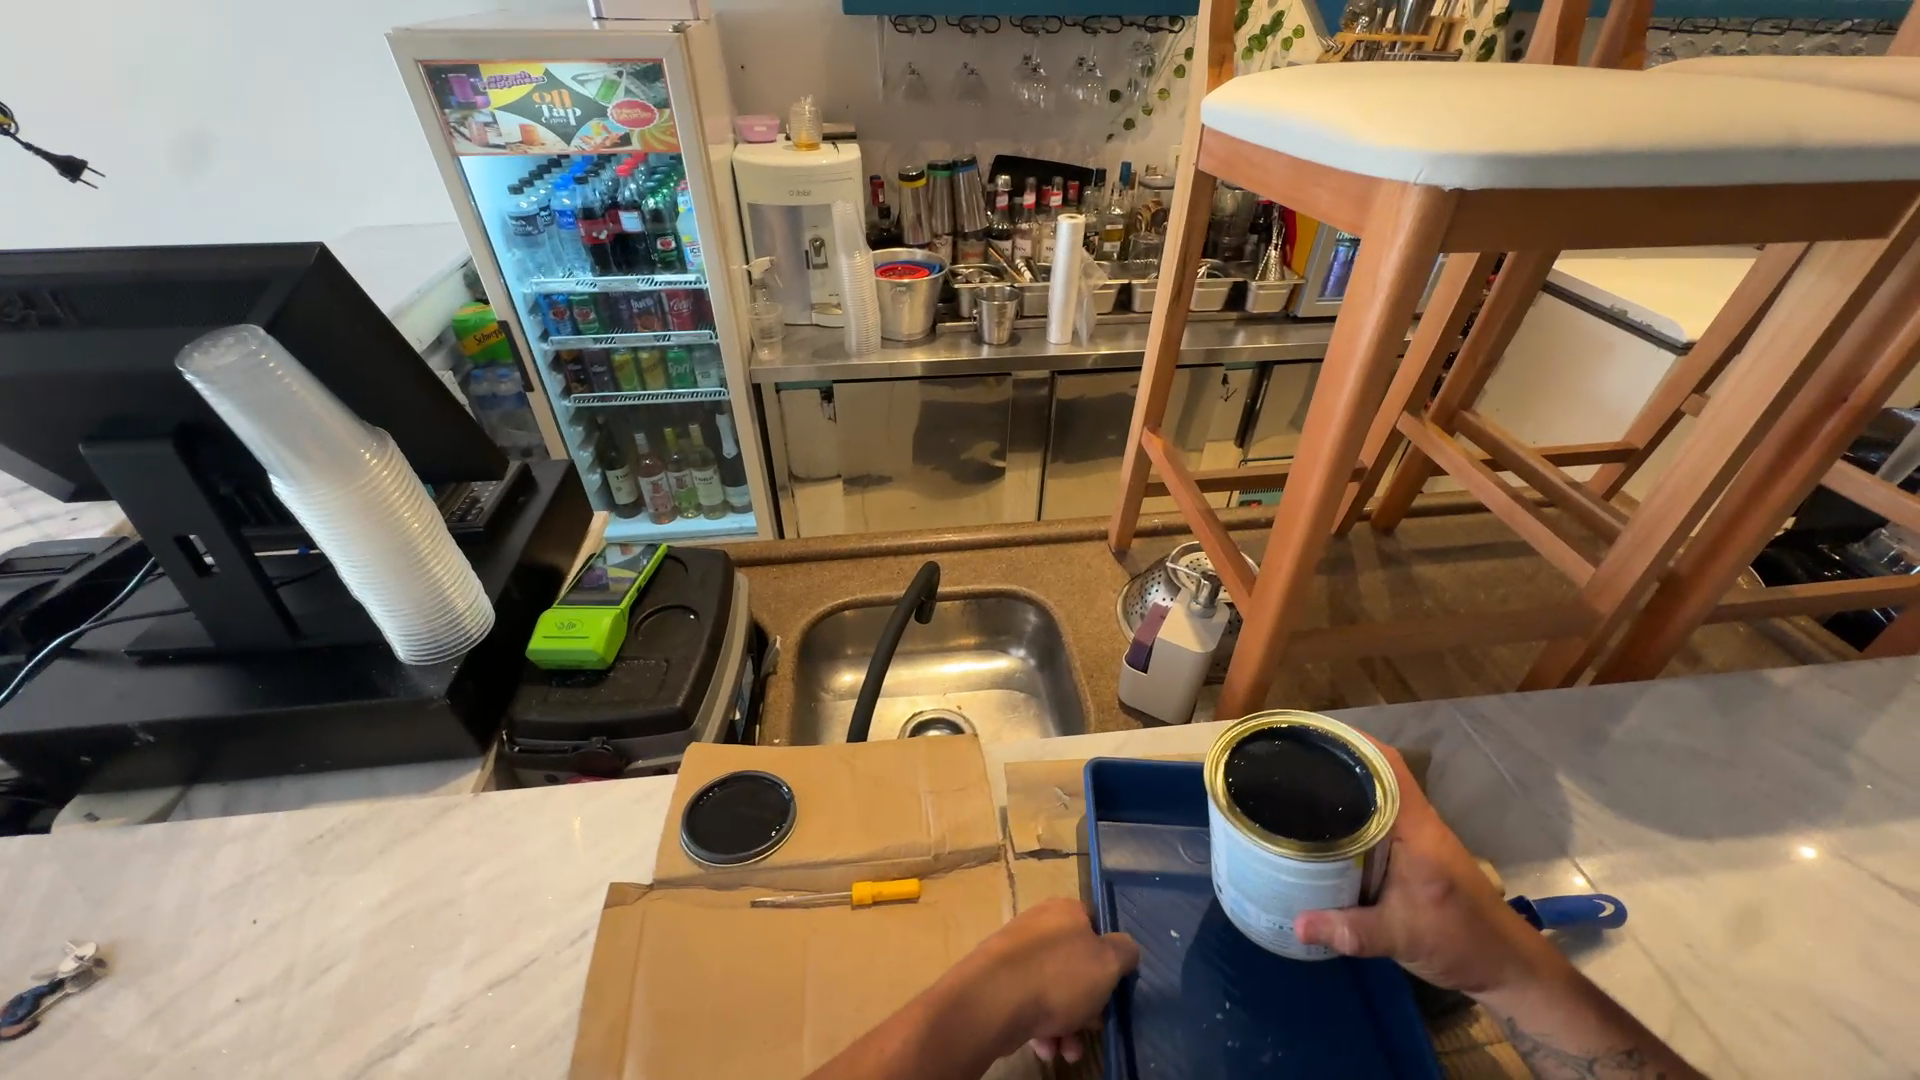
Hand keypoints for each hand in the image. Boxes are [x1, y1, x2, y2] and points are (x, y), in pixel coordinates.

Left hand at [949, 898, 1138, 1064]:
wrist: (994, 999)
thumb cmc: (1058, 976)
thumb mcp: (1108, 962)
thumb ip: (1124, 952)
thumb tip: (1126, 949)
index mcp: (1066, 911)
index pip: (1095, 926)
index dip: (1109, 958)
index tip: (1114, 987)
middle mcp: (1040, 925)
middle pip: (1076, 965)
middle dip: (1088, 1004)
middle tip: (1093, 1027)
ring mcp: (1017, 953)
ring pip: (1054, 990)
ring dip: (1068, 1025)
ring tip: (1069, 1049)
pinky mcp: (999, 980)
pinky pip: (1030, 1003)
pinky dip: (1042, 1027)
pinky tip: (1045, 1046)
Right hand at [1293, 740, 1552, 997]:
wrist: (1510, 969)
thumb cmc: (1463, 941)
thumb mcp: (1402, 939)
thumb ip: (1350, 931)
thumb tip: (1297, 925)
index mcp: (1417, 829)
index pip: (1388, 765)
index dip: (1354, 742)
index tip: (1314, 734)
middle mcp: (1417, 824)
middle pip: (1377, 773)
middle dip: (1337, 759)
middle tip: (1290, 757)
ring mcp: (1417, 837)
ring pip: (1377, 794)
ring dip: (1344, 783)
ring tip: (1296, 780)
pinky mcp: (1414, 853)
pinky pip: (1378, 816)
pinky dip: (1352, 809)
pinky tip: (1322, 822)